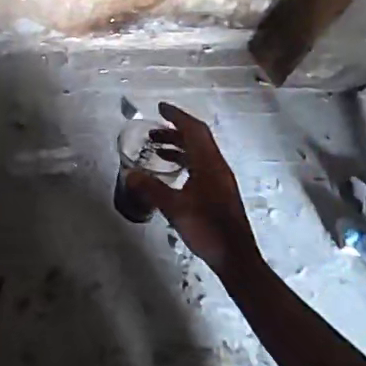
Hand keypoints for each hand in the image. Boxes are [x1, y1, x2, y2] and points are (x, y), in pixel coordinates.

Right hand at [127, 102, 262, 274]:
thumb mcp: (174, 208)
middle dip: (175, 130)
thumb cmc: (206, 229)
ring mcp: (221, 180)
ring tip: (156, 149)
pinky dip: (184, 160)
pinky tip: (171, 172)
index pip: (194, 130)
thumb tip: (130, 174)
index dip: (177, 116)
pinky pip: (201, 165)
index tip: (160, 108)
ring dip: (178, 146)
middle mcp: (218, 167)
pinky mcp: (220, 192)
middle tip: (152, 131)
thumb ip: (151, 189)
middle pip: (198, 139)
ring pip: (199, 153)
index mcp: (209, 164)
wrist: (235, 258)